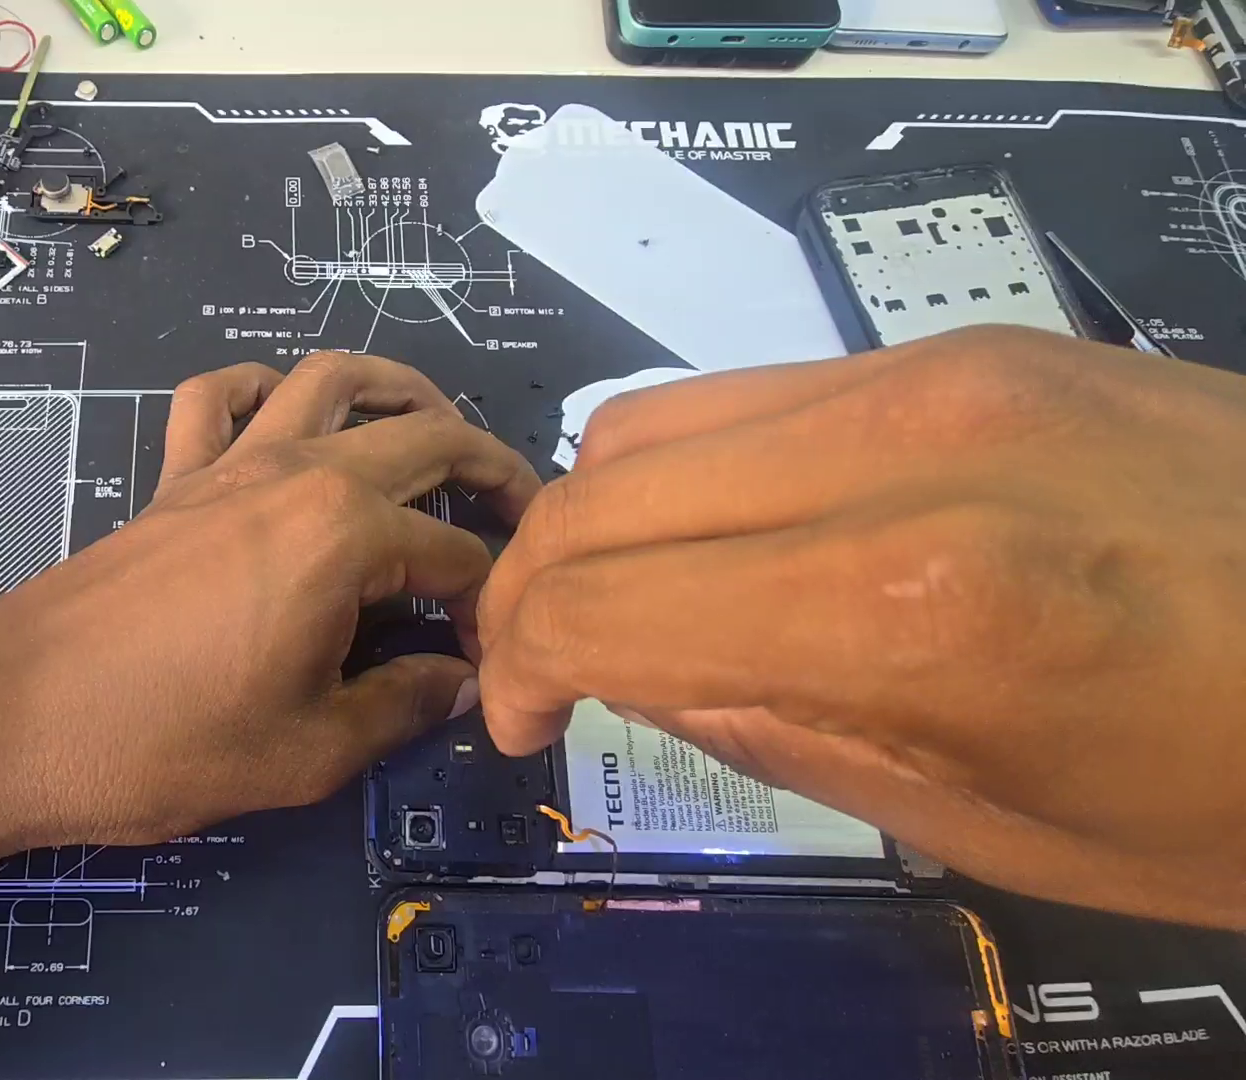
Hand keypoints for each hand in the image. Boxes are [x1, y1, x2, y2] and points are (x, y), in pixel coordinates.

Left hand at [0, 353, 539, 871]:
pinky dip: (262, 388)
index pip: (454, 558)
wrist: (10, 719)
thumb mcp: (308, 751)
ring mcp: (231, 461)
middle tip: (523, 512)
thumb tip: (462, 683)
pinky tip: (284, 415)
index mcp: (346, 536)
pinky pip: (219, 396)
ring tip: (433, 427)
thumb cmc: (163, 746)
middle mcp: (300, 471)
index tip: (491, 659)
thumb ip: (402, 707)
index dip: (488, 609)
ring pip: (331, 378)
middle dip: (491, 467)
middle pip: (425, 435)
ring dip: (397, 390)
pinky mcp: (175, 473)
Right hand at [477, 326, 1245, 927]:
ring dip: (584, 527)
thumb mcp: (978, 826)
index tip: (524, 722)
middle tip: (535, 661)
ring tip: (613, 595)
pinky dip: (665, 477)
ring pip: (630, 434)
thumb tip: (621, 669)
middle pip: (587, 504)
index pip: (595, 610)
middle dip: (521, 594)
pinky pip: (720, 403)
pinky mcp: (937, 347)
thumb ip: (753, 730)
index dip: (523, 670)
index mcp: (902, 608)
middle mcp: (885, 453)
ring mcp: (912, 373)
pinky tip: (709, 534)